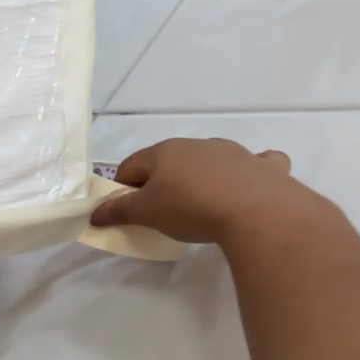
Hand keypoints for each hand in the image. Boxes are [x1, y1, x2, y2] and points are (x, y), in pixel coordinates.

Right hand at [89, 137, 327, 243]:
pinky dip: (245, 172)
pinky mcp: (265, 166)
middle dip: (160, 184)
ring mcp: (235, 152)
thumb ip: (117, 211)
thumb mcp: (144, 214)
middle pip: (167, 164)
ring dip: (199, 178)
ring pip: (207, 162)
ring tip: (199, 206)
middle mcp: (198, 144)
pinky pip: (253, 164)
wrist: (258, 212)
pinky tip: (244, 186)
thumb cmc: (190, 207)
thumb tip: (94, 214)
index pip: (129, 167)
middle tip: (160, 213)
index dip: (122, 190)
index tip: (127, 211)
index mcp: (164, 151)